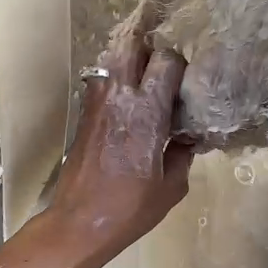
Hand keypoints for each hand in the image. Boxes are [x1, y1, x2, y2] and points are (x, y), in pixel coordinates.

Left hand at [44, 26, 196, 264]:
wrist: (80, 222)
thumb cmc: (130, 208)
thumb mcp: (172, 186)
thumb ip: (183, 154)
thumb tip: (188, 138)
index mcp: (147, 111)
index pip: (167, 60)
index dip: (180, 63)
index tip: (188, 79)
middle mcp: (120, 96)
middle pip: (133, 45)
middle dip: (151, 48)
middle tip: (166, 64)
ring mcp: (96, 101)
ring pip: (113, 58)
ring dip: (131, 59)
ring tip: (147, 75)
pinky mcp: (84, 112)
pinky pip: (102, 80)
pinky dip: (117, 78)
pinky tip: (130, 97)